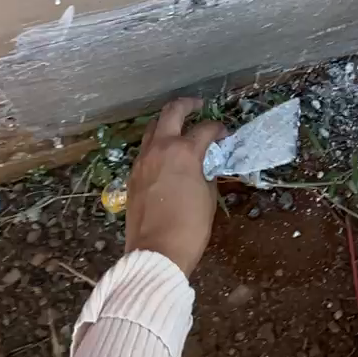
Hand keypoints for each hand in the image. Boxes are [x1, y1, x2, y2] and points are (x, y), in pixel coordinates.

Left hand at [124, 98, 227, 276]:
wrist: (156, 252)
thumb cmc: (190, 226)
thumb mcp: (208, 196)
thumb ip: (207, 172)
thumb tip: (205, 164)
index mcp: (184, 151)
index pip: (205, 129)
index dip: (218, 128)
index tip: (224, 133)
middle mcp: (161, 147)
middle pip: (172, 112)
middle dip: (187, 104)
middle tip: (198, 105)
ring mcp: (143, 159)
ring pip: (153, 127)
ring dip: (167, 121)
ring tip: (179, 125)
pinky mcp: (133, 173)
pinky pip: (145, 147)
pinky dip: (156, 142)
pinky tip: (165, 152)